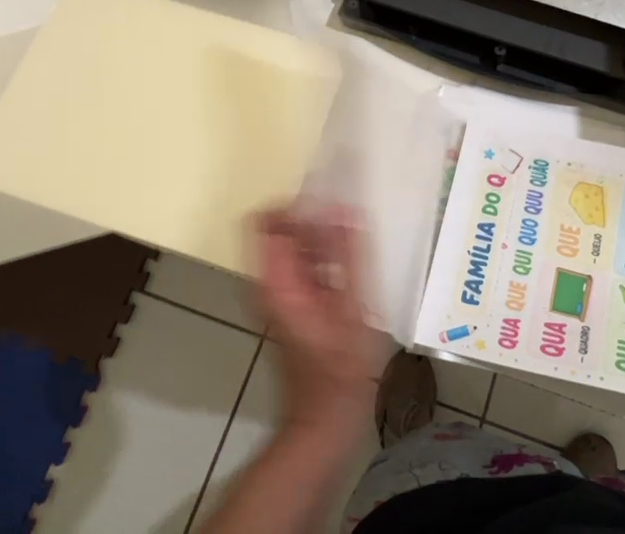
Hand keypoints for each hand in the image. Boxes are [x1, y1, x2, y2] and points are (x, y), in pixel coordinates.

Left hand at [252, 206, 379, 438]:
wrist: (326, 418)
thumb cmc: (339, 369)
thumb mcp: (352, 307)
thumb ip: (349, 255)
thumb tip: (344, 207)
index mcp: (274, 280)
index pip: (266, 219)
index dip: (297, 206)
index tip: (330, 208)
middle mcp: (269, 282)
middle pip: (283, 228)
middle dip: (317, 221)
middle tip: (351, 230)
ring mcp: (281, 292)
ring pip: (296, 244)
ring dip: (326, 238)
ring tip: (358, 249)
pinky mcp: (295, 302)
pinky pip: (306, 264)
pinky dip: (328, 257)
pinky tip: (355, 271)